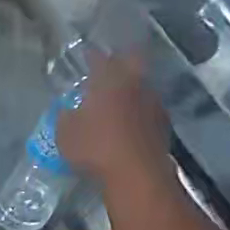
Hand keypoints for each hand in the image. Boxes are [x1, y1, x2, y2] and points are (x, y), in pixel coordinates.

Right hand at [57, 54, 170, 188]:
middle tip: (111, 68)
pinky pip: (150, 110)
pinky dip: (141, 112)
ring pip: (143, 85)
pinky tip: (133, 124)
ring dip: (133, 89)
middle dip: (122, 61)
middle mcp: (134, 83)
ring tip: (121, 100)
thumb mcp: (66, 135)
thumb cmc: (96, 148)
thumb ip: (65, 118)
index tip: (86, 55)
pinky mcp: (164, 124)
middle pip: (132, 61)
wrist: (137, 174)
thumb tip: (67, 111)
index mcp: (108, 79)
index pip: (99, 58)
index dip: (91, 56)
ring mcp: (153, 102)